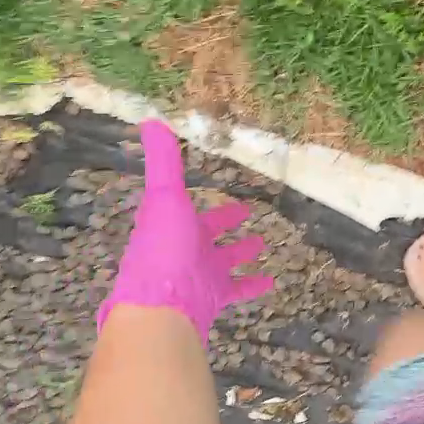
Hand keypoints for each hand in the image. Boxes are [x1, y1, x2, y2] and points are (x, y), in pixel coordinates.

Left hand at [97, 120, 274, 341]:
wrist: (162, 303)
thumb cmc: (165, 246)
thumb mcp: (166, 197)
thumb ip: (165, 162)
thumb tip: (151, 121)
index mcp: (172, 224)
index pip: (190, 208)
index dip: (206, 199)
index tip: (225, 193)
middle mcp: (185, 248)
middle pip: (208, 233)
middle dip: (224, 223)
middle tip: (245, 212)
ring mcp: (201, 273)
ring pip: (225, 260)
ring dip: (242, 251)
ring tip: (262, 243)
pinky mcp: (215, 294)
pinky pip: (239, 288)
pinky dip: (254, 284)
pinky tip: (272, 281)